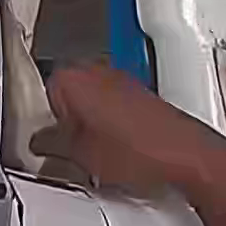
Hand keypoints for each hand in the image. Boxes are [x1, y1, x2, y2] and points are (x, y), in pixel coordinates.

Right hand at [30, 60, 225, 225]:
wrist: (185, 156)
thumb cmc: (139, 149)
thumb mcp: (80, 155)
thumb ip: (51, 144)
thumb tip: (42, 143)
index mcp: (72, 77)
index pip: (40, 93)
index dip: (43, 121)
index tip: (47, 139)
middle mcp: (94, 69)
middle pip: (63, 91)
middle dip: (64, 117)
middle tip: (68, 146)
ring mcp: (117, 77)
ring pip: (87, 95)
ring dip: (86, 117)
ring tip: (94, 150)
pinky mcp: (136, 91)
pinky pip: (108, 100)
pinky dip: (107, 118)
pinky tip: (114, 145)